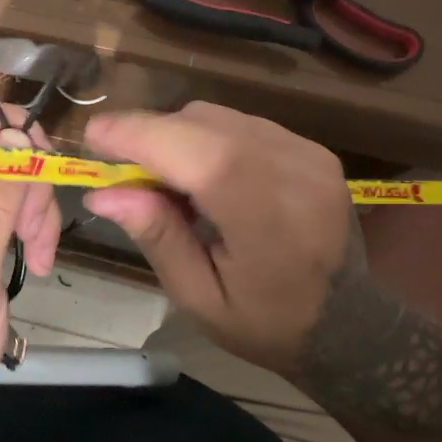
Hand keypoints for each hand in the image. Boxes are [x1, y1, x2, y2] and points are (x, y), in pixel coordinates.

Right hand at [81, 102, 360, 375]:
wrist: (347, 324)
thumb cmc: (264, 323)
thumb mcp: (198, 297)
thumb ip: (157, 237)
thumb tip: (103, 193)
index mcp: (267, 221)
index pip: (201, 155)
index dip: (142, 136)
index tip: (93, 136)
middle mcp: (295, 173)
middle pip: (203, 124)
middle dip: (150, 136)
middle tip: (120, 174)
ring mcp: (309, 155)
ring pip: (219, 118)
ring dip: (177, 138)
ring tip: (163, 184)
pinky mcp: (312, 149)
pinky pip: (241, 126)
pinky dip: (207, 141)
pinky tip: (201, 179)